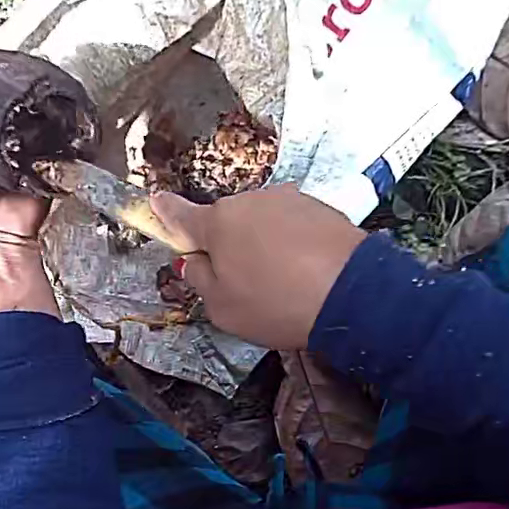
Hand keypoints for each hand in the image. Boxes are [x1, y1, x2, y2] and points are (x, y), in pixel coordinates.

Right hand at [150, 185, 365, 349]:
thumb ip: (200, 280)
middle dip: (229, 245)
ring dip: (263, 244)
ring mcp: (289, 200)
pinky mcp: (321, 207)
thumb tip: (194, 259)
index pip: (181, 216)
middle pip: (228, 223)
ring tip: (283, 281)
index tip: (156, 202)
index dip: (166, 213)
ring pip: (262, 223)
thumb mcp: (223, 308)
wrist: (351, 293)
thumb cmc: (276, 304)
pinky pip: (293, 226)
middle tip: (244, 283)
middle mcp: (251, 201)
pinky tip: (305, 271)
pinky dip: (292, 244)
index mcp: (219, 223)